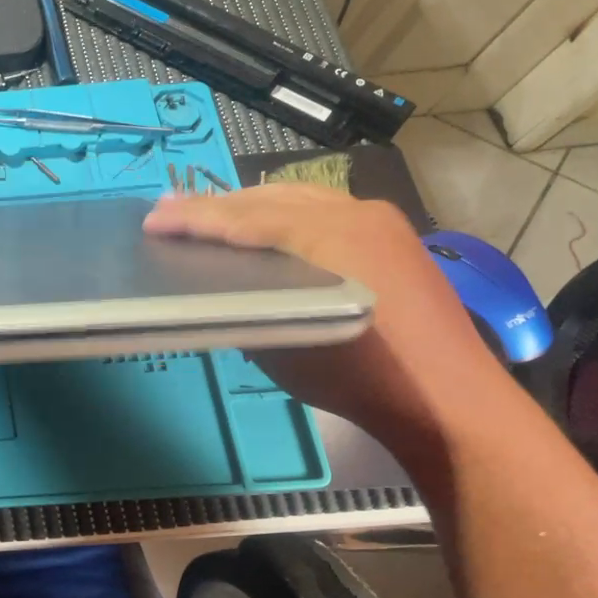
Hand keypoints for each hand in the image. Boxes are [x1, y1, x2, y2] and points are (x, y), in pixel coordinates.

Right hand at [143, 184, 505, 442]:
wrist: (445, 399)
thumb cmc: (354, 376)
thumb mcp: (280, 345)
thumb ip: (247, 304)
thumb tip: (221, 290)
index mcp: (327, 235)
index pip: (243, 218)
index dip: (193, 218)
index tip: (151, 220)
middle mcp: (355, 214)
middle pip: (270, 198)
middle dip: (217, 204)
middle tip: (169, 210)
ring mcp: (380, 222)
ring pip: (300, 198)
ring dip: (250, 205)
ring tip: (210, 213)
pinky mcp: (392, 239)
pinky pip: (325, 210)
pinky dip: (285, 214)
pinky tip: (266, 227)